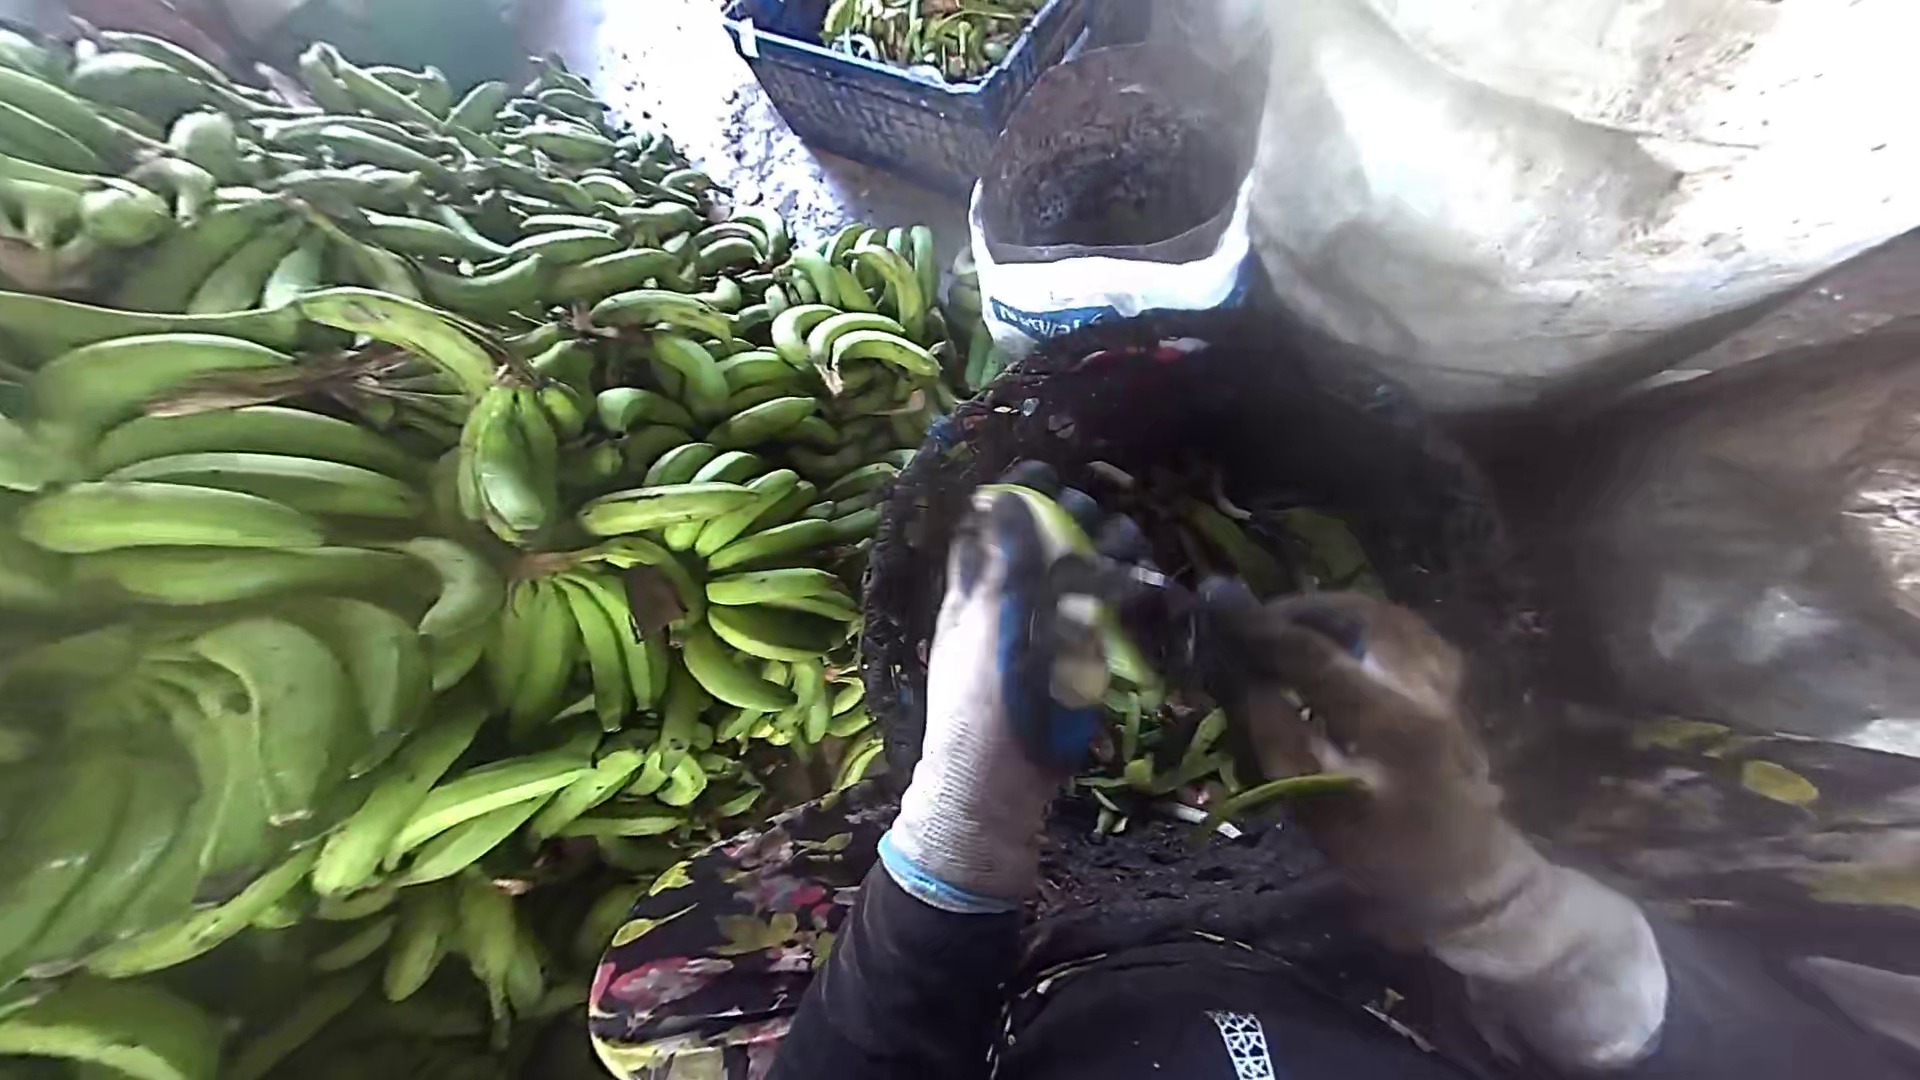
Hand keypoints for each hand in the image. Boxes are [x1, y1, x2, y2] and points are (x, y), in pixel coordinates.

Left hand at [881, 466, 1112, 912]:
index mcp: (975, 587)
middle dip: (1070, 518)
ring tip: (1125, 539)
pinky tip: (1138, 576)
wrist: (998, 773)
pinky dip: (1120, 589)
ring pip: (1077, 571)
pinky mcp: (1075, 652)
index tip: (1044, 474)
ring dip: (1102, 550)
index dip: (1017, 495)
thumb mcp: (983, 621)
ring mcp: (1044, 624)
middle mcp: (1011, 598)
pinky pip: (1100, 608)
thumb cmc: (980, 694)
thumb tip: (1001, 496)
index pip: (995, 524)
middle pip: (1043, 543)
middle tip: (1093, 511)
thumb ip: (999, 560)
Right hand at [1205, 590, 1669, 1070]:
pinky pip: (1392, 622)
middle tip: (1242, 622)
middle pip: (1344, 618)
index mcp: (1390, 728)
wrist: (1465, 869)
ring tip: (1276, 627)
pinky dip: (1348, 617)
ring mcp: (1443, 678)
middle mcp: (1423, 689)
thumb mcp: (1310, 803)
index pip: (1308, 656)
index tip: (1212, 596)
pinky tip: (1323, 632)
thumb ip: (1270, 731)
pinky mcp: (1448, 676)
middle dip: (1284, 612)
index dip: (1253, 624)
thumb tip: (1234, 669)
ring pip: (1370, 611)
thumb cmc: (1380, 848)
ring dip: (1314, 610)